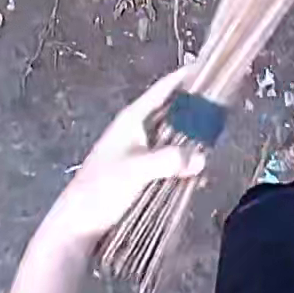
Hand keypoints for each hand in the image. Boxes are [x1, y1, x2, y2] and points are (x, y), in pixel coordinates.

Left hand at [40, 65, 206, 244]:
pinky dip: (181, 157)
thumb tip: (201, 158)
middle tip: (218, 108)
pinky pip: (167, 155)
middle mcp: (136, 128)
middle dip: (192, 108)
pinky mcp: (139, 169)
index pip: (162, 88)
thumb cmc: (102, 189)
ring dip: (189, 136)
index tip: (205, 67)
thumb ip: (169, 161)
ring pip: (170, 133)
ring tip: (212, 139)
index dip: (183, 76)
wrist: (75, 225)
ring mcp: (137, 148)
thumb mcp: (137, 170)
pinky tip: (194, 170)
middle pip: (170, 109)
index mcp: (133, 118)